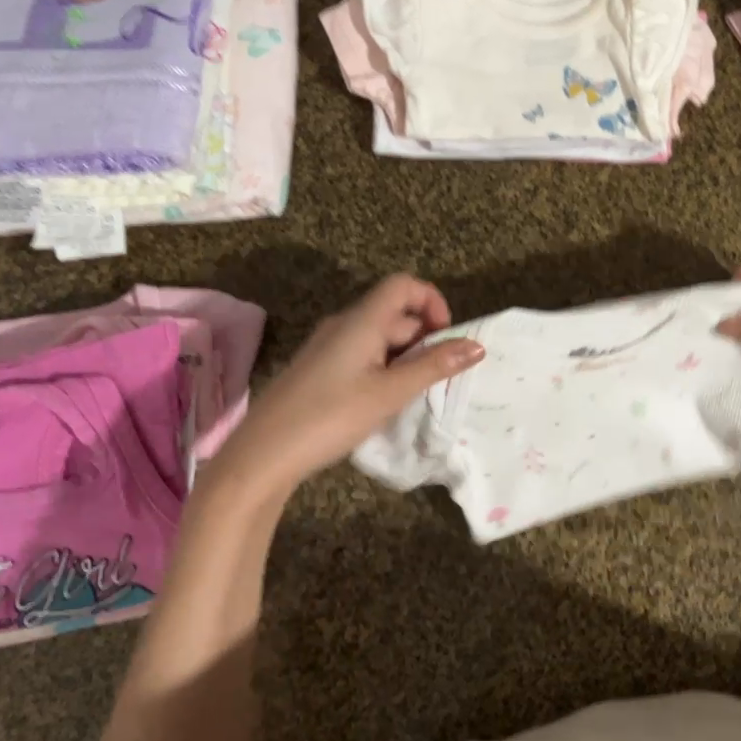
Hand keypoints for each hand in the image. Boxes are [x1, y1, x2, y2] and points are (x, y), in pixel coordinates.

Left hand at [209, 275, 483, 497]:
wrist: (262, 455)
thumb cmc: (330, 417)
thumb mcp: (391, 393)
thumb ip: (435, 366)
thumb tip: (478, 345)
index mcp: (362, 321)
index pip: (404, 285)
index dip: (432, 301)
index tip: (447, 337)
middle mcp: (344, 325)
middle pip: (395, 313)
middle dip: (424, 338)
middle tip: (438, 377)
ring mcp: (328, 348)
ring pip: (380, 337)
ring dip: (406, 357)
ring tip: (414, 393)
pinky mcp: (319, 370)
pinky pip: (363, 355)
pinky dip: (385, 369)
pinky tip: (384, 402)